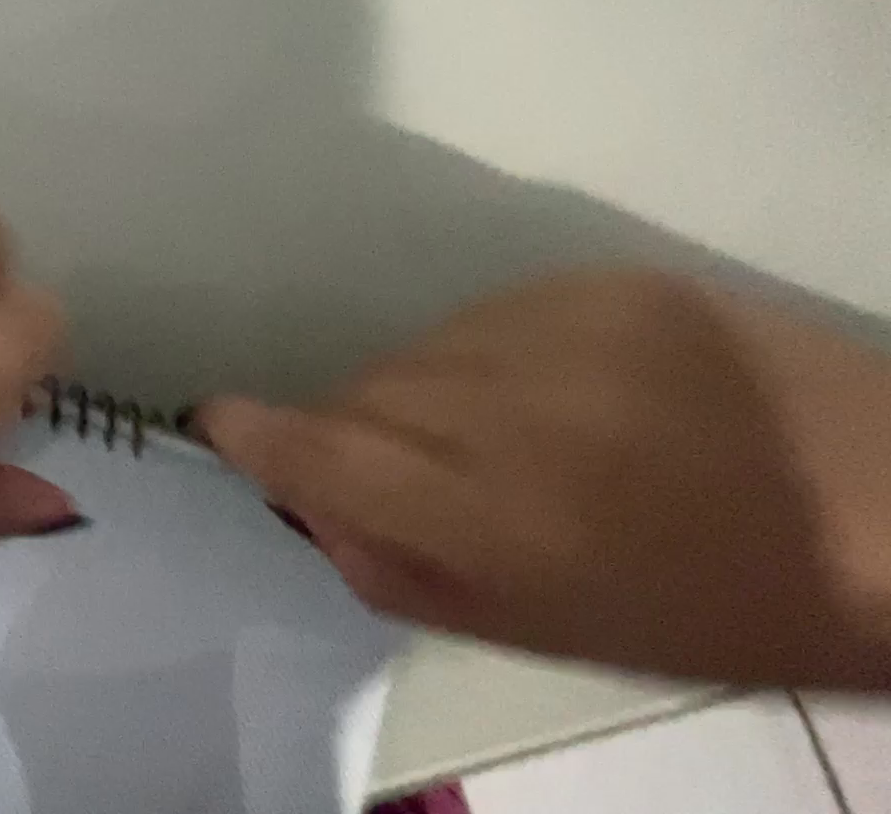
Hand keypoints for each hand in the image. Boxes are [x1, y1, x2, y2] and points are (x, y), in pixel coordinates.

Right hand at [201, 269, 890, 688]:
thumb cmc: (691, 603)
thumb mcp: (518, 625)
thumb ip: (381, 558)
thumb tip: (296, 489)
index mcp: (480, 505)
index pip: (311, 445)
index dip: (246, 430)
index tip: (215, 422)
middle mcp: (493, 399)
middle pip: (353, 396)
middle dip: (356, 433)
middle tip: (423, 472)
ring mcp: (541, 325)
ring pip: (409, 354)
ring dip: (424, 395)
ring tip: (510, 431)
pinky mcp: (587, 280)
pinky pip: (477, 319)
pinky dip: (489, 357)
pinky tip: (560, 387)